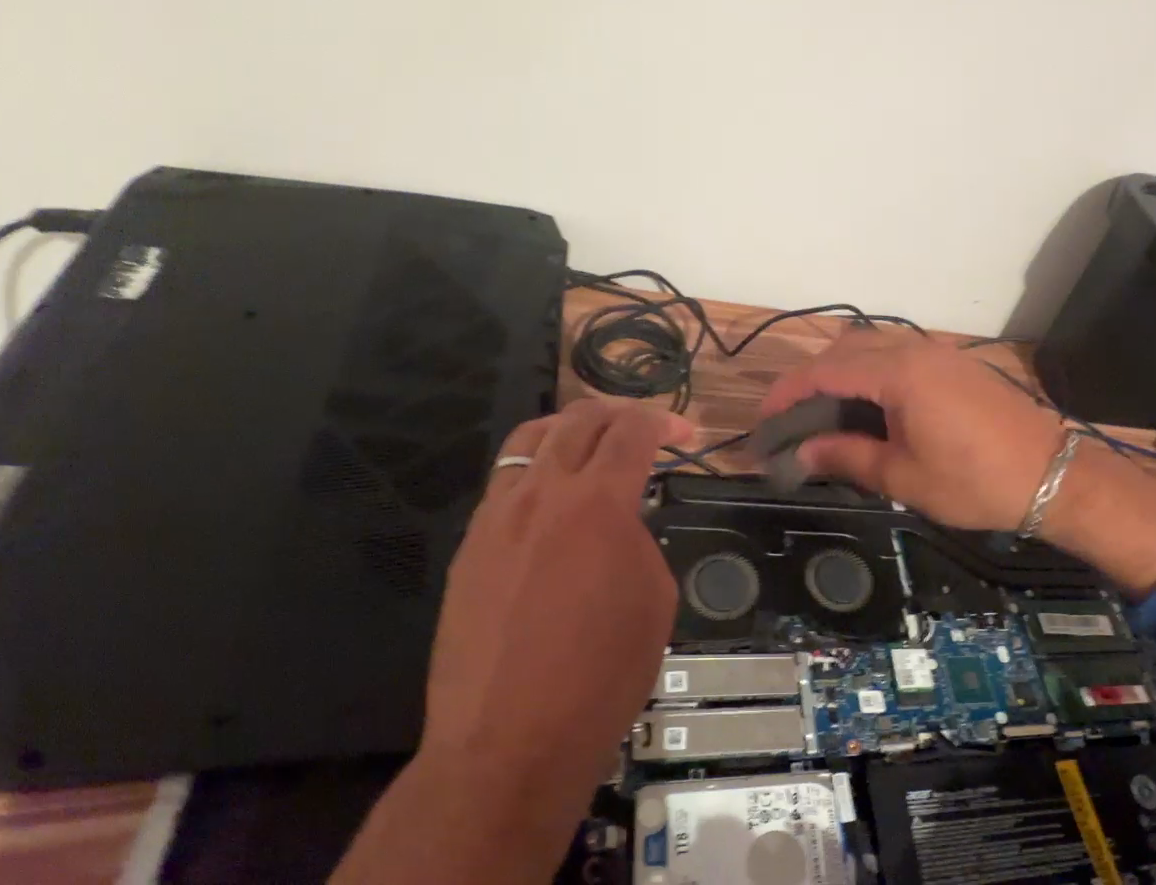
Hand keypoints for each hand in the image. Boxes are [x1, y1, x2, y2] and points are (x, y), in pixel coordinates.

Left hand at [333, 398, 693, 884]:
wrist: (509, 742)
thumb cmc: (601, 676)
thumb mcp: (654, 600)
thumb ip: (639, 542)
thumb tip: (618, 527)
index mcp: (597, 503)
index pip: (632, 432)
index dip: (666, 422)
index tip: (686, 434)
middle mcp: (541, 494)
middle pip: (578, 420)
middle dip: (619, 413)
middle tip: (645, 429)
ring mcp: (496, 518)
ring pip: (528, 441)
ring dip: (568, 430)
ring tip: (591, 443)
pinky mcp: (469, 548)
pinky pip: (504, 486)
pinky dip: (535, 473)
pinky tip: (550, 502)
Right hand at [762, 332, 1155, 597]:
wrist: (1053, 475)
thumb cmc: (975, 482)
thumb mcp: (903, 477)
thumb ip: (846, 457)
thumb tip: (800, 454)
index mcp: (899, 373)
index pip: (825, 370)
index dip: (788, 394)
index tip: (765, 421)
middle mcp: (916, 350)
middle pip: (845, 350)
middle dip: (810, 381)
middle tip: (791, 422)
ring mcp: (940, 353)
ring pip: (873, 349)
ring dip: (842, 374)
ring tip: (824, 417)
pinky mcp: (956, 365)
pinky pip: (899, 356)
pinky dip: (872, 375)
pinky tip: (868, 410)